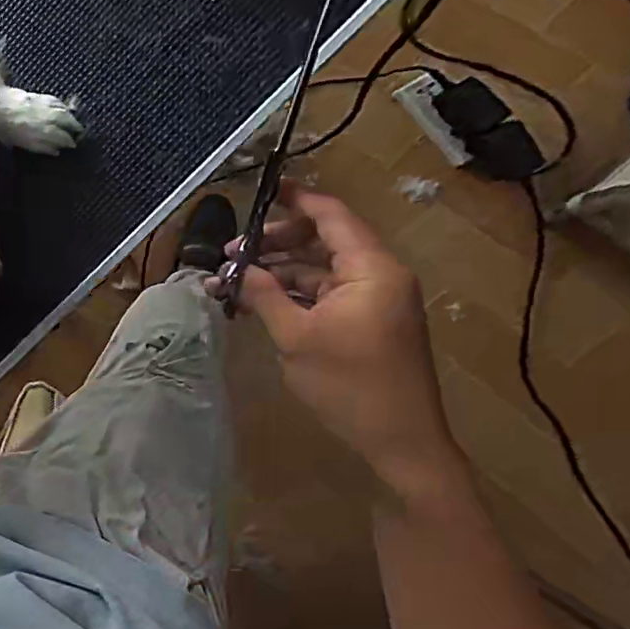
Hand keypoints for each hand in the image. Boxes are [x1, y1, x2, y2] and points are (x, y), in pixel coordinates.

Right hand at [206, 185, 461, 495]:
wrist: (399, 441)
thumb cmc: (349, 384)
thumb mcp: (296, 336)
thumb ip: (264, 294)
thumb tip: (237, 268)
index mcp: (371, 270)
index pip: (333, 216)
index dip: (297, 198)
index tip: (262, 187)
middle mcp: (376, 276)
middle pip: (321, 240)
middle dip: (275, 242)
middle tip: (231, 253)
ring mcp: (372, 300)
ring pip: (317, 269)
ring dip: (277, 271)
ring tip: (232, 281)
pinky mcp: (364, 321)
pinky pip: (322, 293)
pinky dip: (290, 293)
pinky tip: (255, 302)